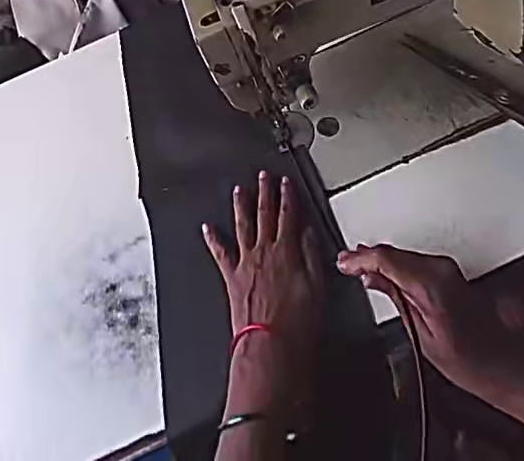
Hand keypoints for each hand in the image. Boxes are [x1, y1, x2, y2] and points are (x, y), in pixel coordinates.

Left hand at [204, 171, 323, 408]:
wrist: (269, 348)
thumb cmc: (296, 323)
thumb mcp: (317, 286)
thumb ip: (312, 255)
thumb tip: (308, 233)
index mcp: (286, 251)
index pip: (288, 215)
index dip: (287, 196)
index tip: (285, 182)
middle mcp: (264, 251)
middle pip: (264, 213)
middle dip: (264, 191)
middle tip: (263, 176)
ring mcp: (245, 262)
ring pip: (242, 225)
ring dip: (241, 205)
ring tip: (239, 190)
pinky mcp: (231, 277)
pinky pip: (220, 253)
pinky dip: (212, 239)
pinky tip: (207, 227)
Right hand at [335, 244, 523, 400]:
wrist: (500, 359)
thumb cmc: (468, 358)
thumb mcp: (421, 336)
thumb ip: (396, 300)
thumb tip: (373, 279)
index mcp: (430, 284)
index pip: (386, 259)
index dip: (360, 258)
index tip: (344, 262)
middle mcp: (439, 268)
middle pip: (393, 253)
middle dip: (367, 256)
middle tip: (345, 262)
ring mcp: (445, 267)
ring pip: (402, 254)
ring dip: (379, 258)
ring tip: (357, 264)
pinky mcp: (447, 269)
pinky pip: (413, 259)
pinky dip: (395, 262)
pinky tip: (383, 268)